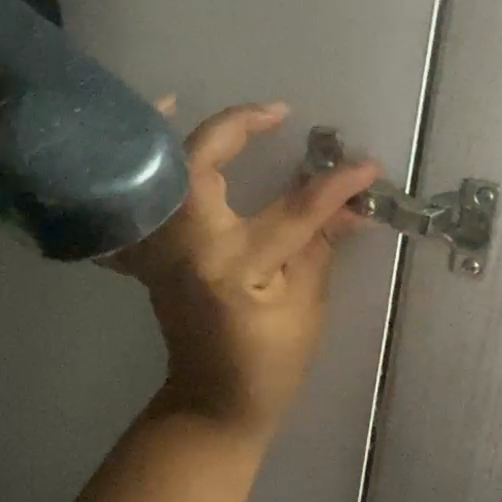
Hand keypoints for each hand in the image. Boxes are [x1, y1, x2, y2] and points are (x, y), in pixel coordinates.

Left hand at [109, 102, 381, 434]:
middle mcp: (189, 249)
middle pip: (198, 168)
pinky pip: (134, 204)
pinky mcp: (150, 255)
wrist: (210, 404)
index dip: (335, 186)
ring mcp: (161, 250)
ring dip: (167, 134)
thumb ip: (322, 242)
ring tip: (177, 97)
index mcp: (234, 268)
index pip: (293, 211)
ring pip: (158, 174)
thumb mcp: (306, 306)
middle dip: (234, 128)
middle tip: (274, 112)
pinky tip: (145, 143)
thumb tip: (354, 198)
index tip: (368, 166)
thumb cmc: (268, 366)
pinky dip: (136, 170)